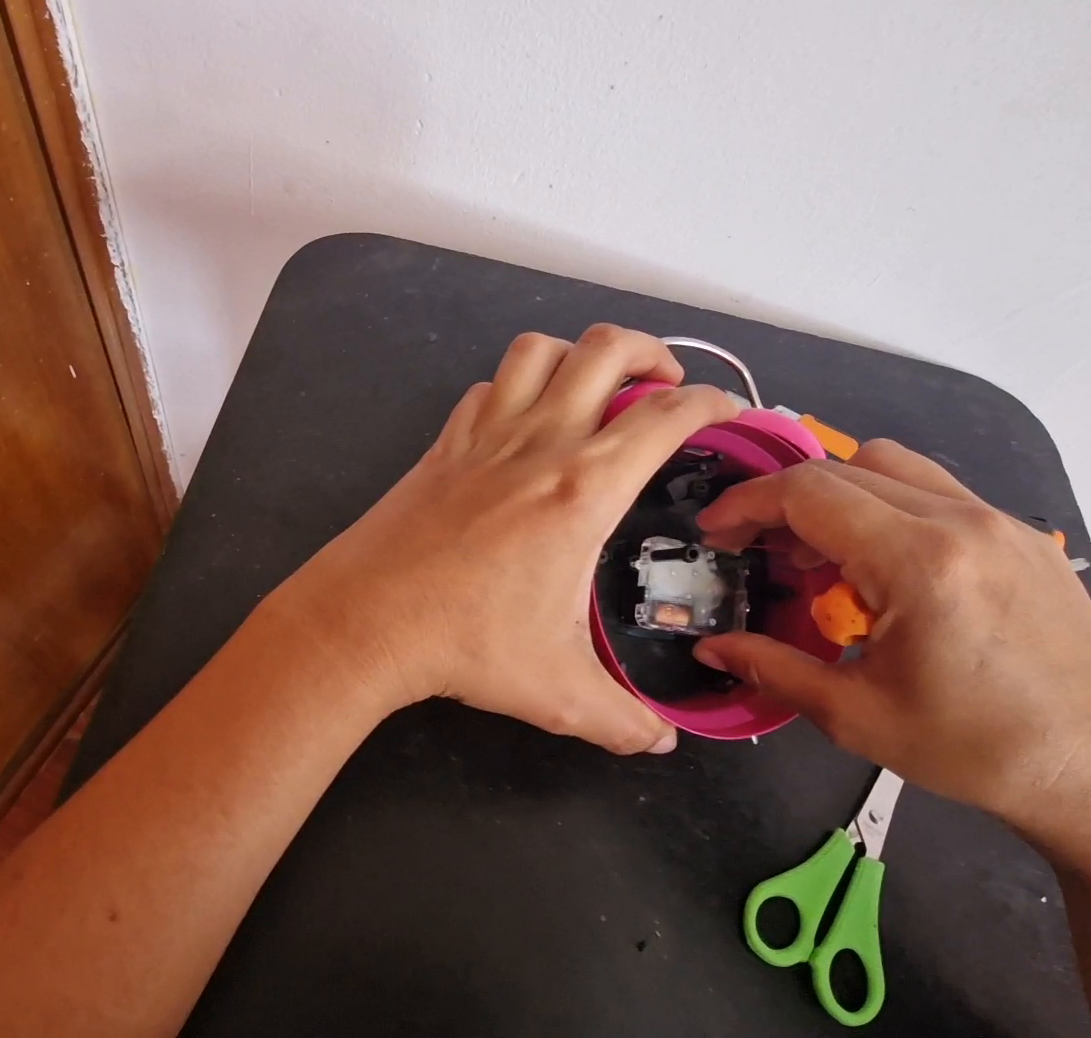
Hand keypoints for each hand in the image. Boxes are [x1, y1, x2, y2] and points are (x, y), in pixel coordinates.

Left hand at [257, 325, 737, 754]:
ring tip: (594, 385)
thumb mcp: (558, 692)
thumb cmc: (463, 644)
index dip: (710, 403)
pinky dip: (515, 386)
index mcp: (582, 490)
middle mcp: (538, 444)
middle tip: (664, 384)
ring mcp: (484, 436)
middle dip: (649, 350)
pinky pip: (487, 388)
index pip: (665, 418)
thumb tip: (660, 742)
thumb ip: (622, 719)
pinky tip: (522, 420)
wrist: (363, 619)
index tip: (727, 413)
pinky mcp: (443, 444)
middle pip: (603, 350)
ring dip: (576, 353)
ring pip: (537, 350)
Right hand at [691, 440, 1090, 842]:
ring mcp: (1003, 523)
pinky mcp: (1026, 538)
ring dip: (836, 494)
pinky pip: (936, 491)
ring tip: (816, 553)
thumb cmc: (976, 751)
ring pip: (894, 466)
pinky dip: (886, 506)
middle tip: (753, 547)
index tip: (714, 531)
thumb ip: (772, 668)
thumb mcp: (856, 716)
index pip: (809, 492)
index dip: (747, 502)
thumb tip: (709, 648)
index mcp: (919, 561)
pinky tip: (881, 567)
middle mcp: (963, 521)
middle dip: (782, 499)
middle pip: (844, 467)